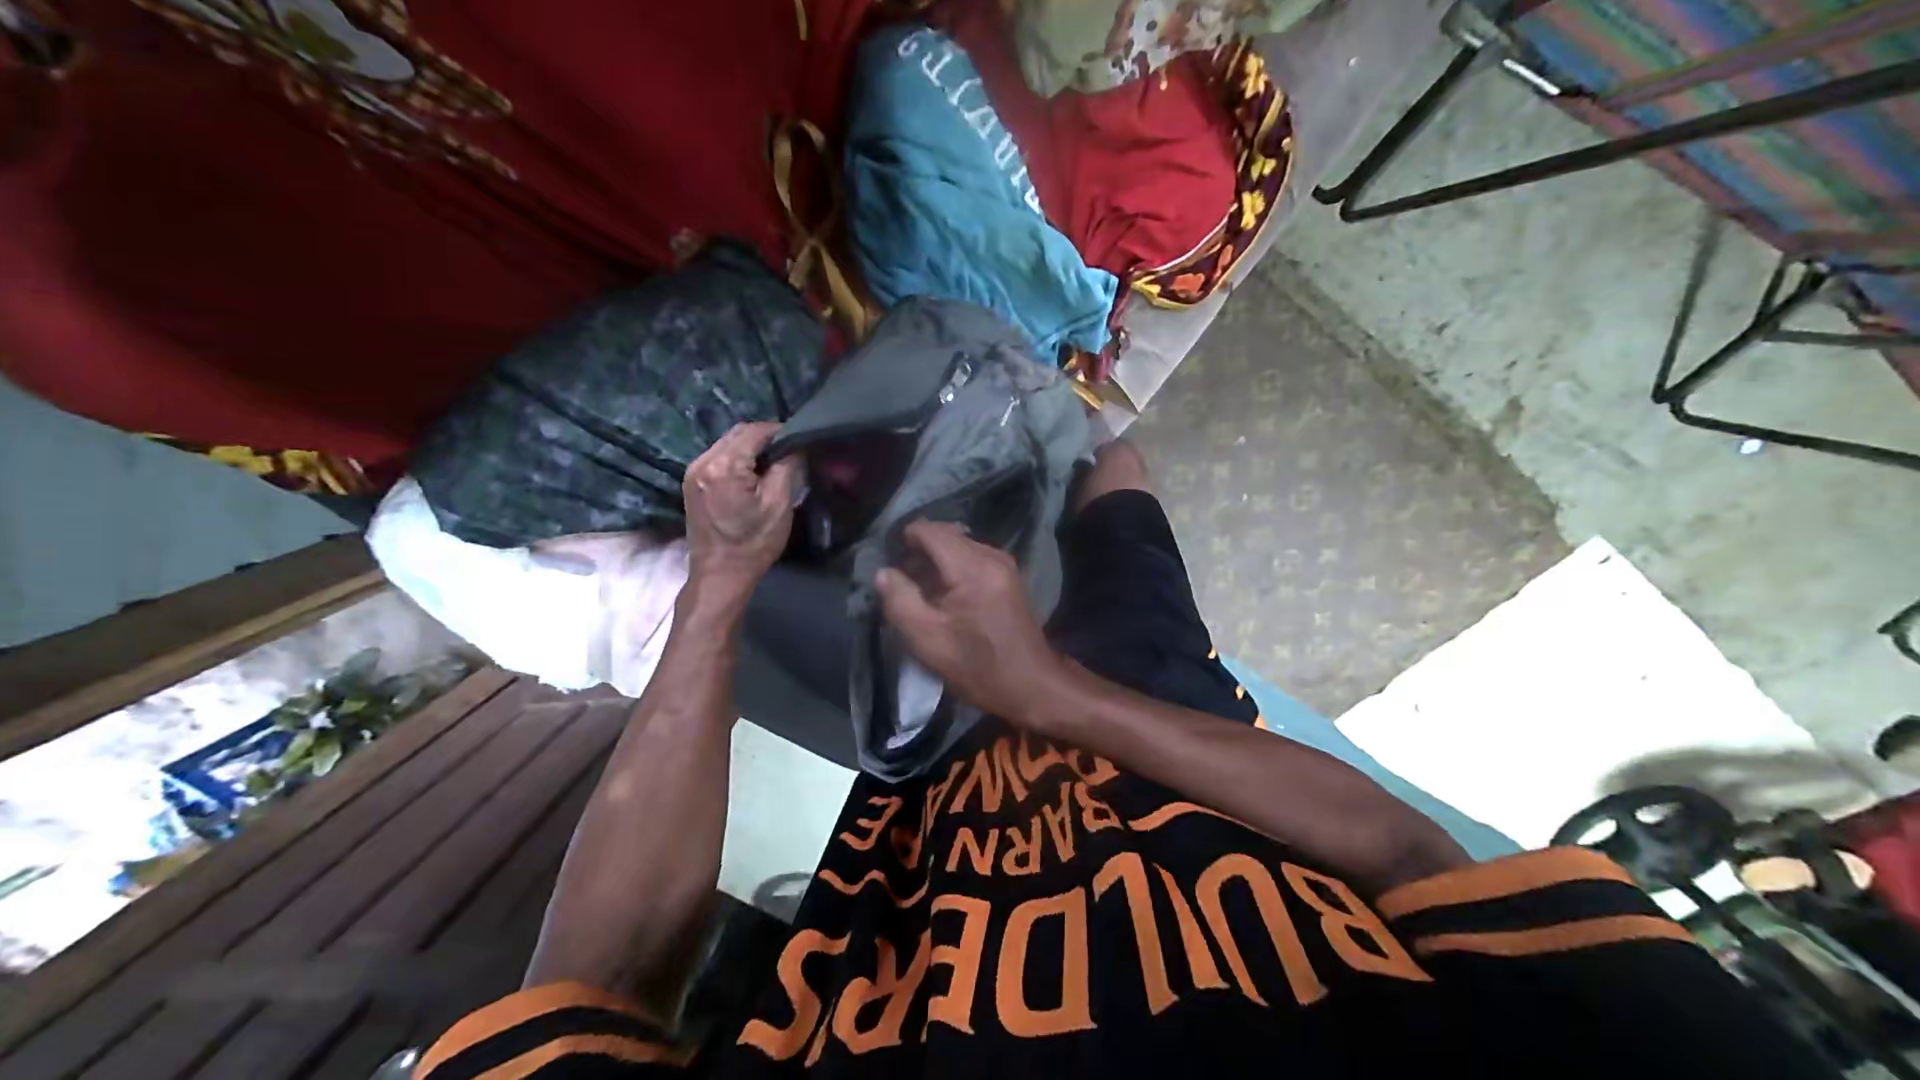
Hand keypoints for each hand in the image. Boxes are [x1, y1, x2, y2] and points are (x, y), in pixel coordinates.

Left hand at [681, 422, 800, 610]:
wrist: (720, 574)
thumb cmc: (753, 543)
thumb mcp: (779, 504)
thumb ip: (788, 466)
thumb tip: (795, 446)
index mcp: (724, 466)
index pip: (755, 431)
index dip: (780, 432)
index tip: (799, 442)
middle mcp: (702, 461)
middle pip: (738, 433)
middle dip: (765, 438)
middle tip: (789, 453)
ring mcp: (693, 471)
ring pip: (727, 443)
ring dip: (751, 448)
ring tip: (773, 465)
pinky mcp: (692, 482)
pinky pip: (718, 457)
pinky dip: (737, 459)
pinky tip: (753, 475)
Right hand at [875, 521, 1069, 725]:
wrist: (1032, 686)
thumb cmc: (978, 667)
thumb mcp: (928, 640)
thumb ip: (900, 600)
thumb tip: (883, 572)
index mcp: (972, 567)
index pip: (929, 530)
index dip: (903, 540)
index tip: (887, 563)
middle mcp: (991, 555)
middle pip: (945, 534)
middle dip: (918, 551)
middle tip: (899, 581)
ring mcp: (1003, 563)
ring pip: (958, 544)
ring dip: (934, 560)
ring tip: (918, 590)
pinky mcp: (1008, 575)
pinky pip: (971, 557)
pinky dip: (952, 568)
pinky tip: (943, 595)